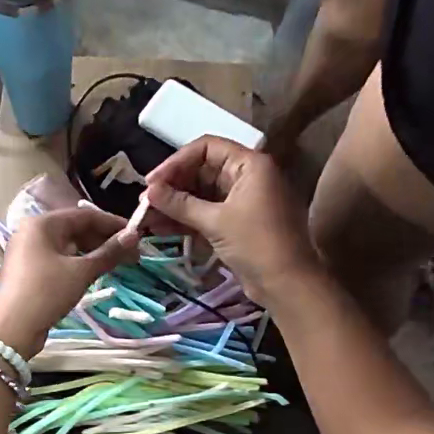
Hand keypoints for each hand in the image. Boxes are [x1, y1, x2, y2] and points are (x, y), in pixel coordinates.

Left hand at [0, 205, 137, 355]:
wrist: (12, 329)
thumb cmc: (46, 293)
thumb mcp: (80, 272)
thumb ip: (108, 253)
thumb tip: (134, 237)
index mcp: (43, 224)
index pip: (85, 216)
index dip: (113, 224)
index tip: (137, 235)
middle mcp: (34, 232)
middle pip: (76, 229)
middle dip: (105, 240)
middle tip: (132, 254)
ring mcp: (30, 252)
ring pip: (69, 246)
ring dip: (94, 253)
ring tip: (119, 264)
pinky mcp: (30, 271)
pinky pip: (60, 260)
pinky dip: (79, 264)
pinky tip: (96, 273)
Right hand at [143, 136, 322, 305]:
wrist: (287, 284)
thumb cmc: (257, 244)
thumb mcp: (216, 221)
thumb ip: (180, 204)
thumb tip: (149, 191)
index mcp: (249, 165)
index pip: (206, 148)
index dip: (176, 162)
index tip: (151, 182)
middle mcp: (246, 177)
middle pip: (201, 172)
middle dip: (172, 187)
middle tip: (145, 203)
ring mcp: (241, 202)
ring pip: (201, 196)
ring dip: (175, 206)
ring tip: (147, 219)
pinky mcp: (236, 225)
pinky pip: (206, 215)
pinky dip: (186, 221)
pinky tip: (161, 228)